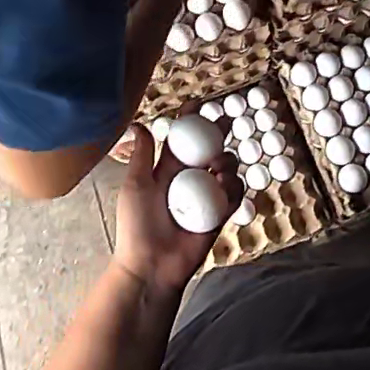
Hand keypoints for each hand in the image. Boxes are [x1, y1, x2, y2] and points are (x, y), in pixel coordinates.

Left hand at [112, 123, 240, 297]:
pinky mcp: (219, 214)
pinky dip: (234, 186)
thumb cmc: (137, 226)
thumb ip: (142, 155)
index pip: (182, 140)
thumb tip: (139, 124)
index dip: (190, 121)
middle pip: (209, 150)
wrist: (151, 265)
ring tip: (218, 167)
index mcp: (168, 170)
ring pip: (225, 169)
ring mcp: (206, 196)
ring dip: (226, 161)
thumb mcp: (135, 185)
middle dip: (218, 133)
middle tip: (225, 121)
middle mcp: (189, 180)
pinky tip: (225, 184)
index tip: (197, 104)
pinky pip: (234, 195)